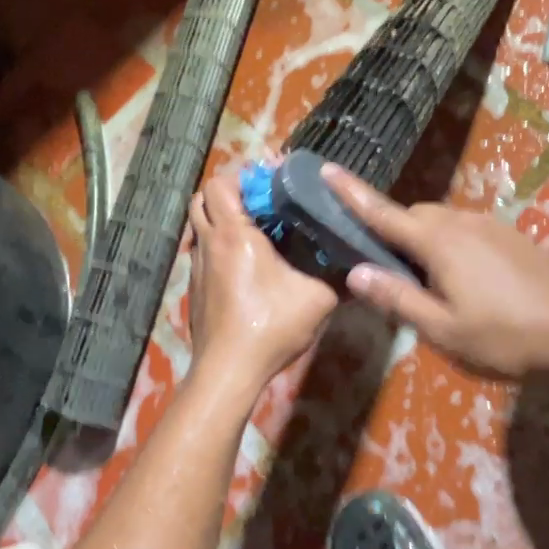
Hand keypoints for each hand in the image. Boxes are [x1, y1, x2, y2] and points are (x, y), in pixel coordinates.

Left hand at [187, 172, 338, 387]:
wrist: (227, 370)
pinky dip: (217, 247)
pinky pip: (201, 252)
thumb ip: (335, 276)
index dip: (242, 178)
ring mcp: (196, 266)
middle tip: (259, 205)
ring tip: (252, 233)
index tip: (269, 185)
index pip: (220, 184)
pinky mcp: (194, 288)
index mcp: (234, 233)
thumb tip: (354, 265)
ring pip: (199, 226)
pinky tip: (243, 267)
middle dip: (228, 194)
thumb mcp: (317, 299)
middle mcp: (209, 242)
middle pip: (203, 199)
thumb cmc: (270, 326)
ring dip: (219, 220)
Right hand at [322, 163, 548, 377]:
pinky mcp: (506, 234)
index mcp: (437, 242)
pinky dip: (449, 246)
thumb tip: (356, 272)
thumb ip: (398, 299)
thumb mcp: (444, 330)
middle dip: (392, 233)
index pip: (382, 212)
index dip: (351, 193)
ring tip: (428, 284)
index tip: (326, 169)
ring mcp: (487, 224)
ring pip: (439, 223)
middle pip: (412, 217)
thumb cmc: (506, 335)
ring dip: (423, 242)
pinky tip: (464, 282)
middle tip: (387, 271)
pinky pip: (463, 230)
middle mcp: (458, 222)